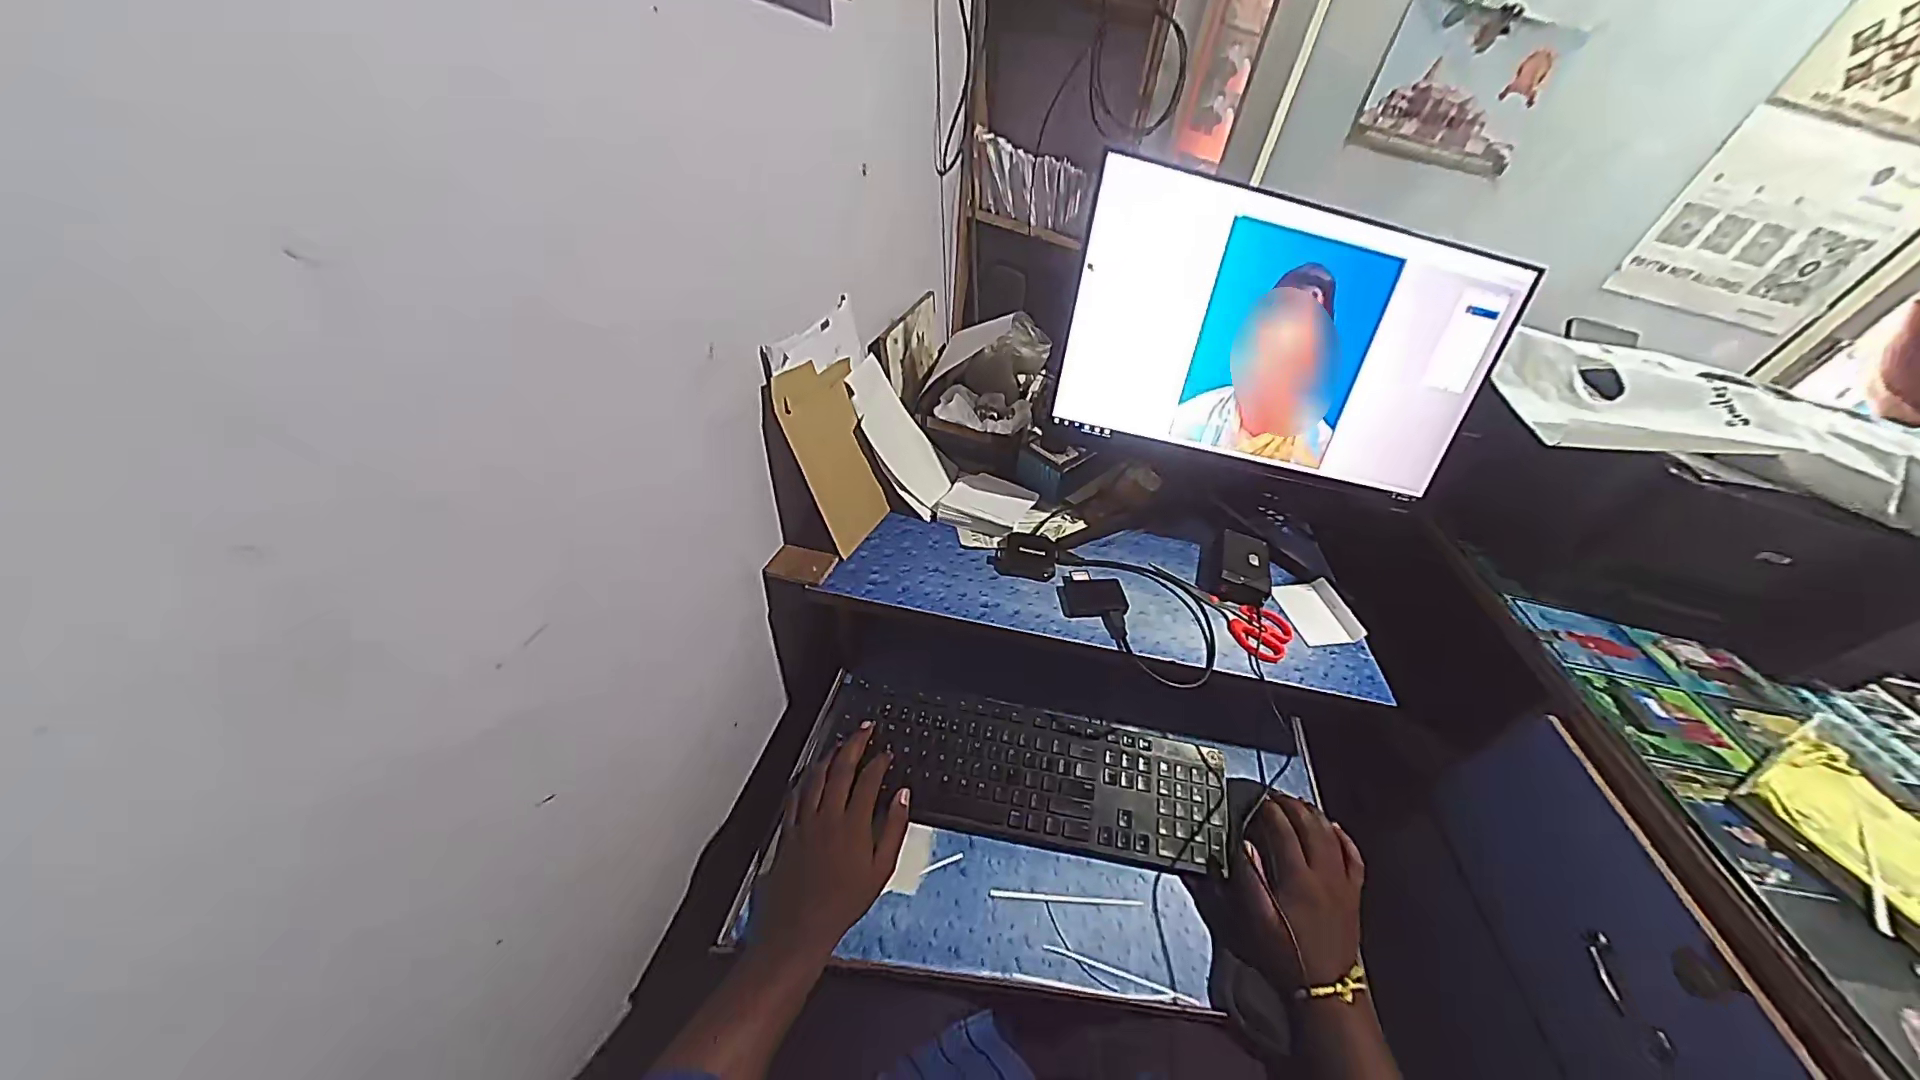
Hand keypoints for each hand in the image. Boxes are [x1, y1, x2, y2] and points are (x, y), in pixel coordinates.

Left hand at [755, 723, 910, 964]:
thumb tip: (902, 797)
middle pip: (841, 767)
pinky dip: (805, 776)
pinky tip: (811, 772)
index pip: (868, 779)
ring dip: (830, 754)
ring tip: (840, 743)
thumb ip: (894, 827)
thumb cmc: (842, 903)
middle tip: (865, 730)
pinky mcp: (788, 829)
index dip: (879, 761)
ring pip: (816, 775)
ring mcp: (805, 821)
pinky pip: (795, 793)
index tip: (886, 753)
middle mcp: (827, 817)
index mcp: (853, 825)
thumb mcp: (881, 869)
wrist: (799, 927)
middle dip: (855, 743)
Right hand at [1188, 794, 1363, 990]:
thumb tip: (1243, 846)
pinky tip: (1332, 827)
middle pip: (1309, 826)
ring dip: (1313, 814)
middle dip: (1290, 805)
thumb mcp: (1255, 920)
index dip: (1268, 811)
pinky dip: (1342, 837)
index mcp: (1297, 879)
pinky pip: (1352, 857)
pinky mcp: (1353, 893)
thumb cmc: (1284, 955)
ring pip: (1331, 836)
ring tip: (1297, 803)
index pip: (1283, 831)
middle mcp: (1323, 875)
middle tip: (1273, 796)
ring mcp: (1342, 883)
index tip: (1255, 801)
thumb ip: (1249, 880)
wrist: (1324, 989)